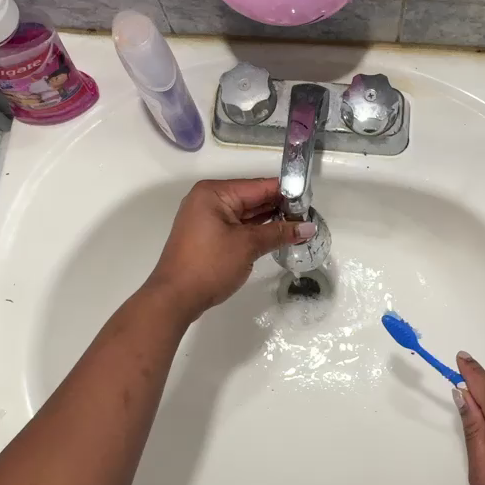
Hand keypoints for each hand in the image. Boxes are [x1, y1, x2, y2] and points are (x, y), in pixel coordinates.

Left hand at [143, 178, 311, 318]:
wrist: (174, 298)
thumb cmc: (209, 265)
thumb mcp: (248, 246)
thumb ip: (279, 233)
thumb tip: (309, 227)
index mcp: (215, 193)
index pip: (259, 186)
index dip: (286, 193)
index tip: (310, 202)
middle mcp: (208, 199)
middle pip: (252, 198)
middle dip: (279, 208)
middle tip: (308, 217)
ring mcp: (205, 218)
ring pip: (245, 213)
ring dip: (269, 221)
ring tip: (298, 227)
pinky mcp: (207, 235)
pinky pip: (236, 226)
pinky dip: (254, 231)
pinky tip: (276, 237)